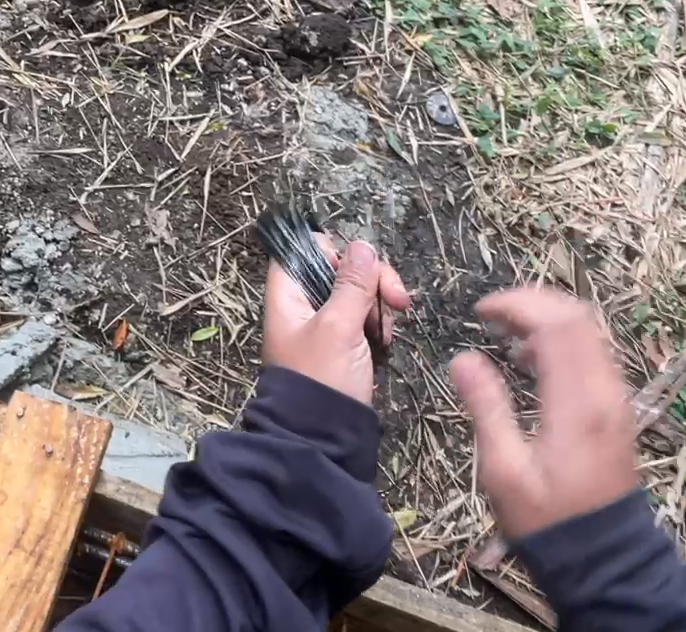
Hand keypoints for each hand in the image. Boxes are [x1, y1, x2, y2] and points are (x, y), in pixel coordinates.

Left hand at [263, 237, 410, 404]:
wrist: (323, 440)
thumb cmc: (323, 379)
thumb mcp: (338, 327)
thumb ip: (352, 284)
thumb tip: (362, 245)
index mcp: (288, 291)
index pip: (305, 248)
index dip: (335, 251)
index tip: (359, 270)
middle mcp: (303, 301)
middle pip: (340, 267)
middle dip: (372, 280)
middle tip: (397, 301)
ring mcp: (323, 322)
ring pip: (356, 291)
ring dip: (378, 305)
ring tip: (385, 333)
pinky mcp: (342, 341)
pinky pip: (363, 316)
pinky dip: (377, 323)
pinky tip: (384, 342)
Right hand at [449, 288, 637, 537]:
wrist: (606, 560)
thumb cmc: (547, 517)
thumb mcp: (504, 469)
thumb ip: (486, 408)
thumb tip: (462, 358)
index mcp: (577, 403)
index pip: (555, 325)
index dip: (515, 305)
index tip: (479, 312)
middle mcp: (604, 391)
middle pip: (576, 316)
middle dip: (530, 302)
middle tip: (491, 314)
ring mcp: (615, 398)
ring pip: (587, 330)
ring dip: (545, 318)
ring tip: (505, 333)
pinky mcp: (615, 407)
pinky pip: (591, 351)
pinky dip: (559, 338)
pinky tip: (528, 359)